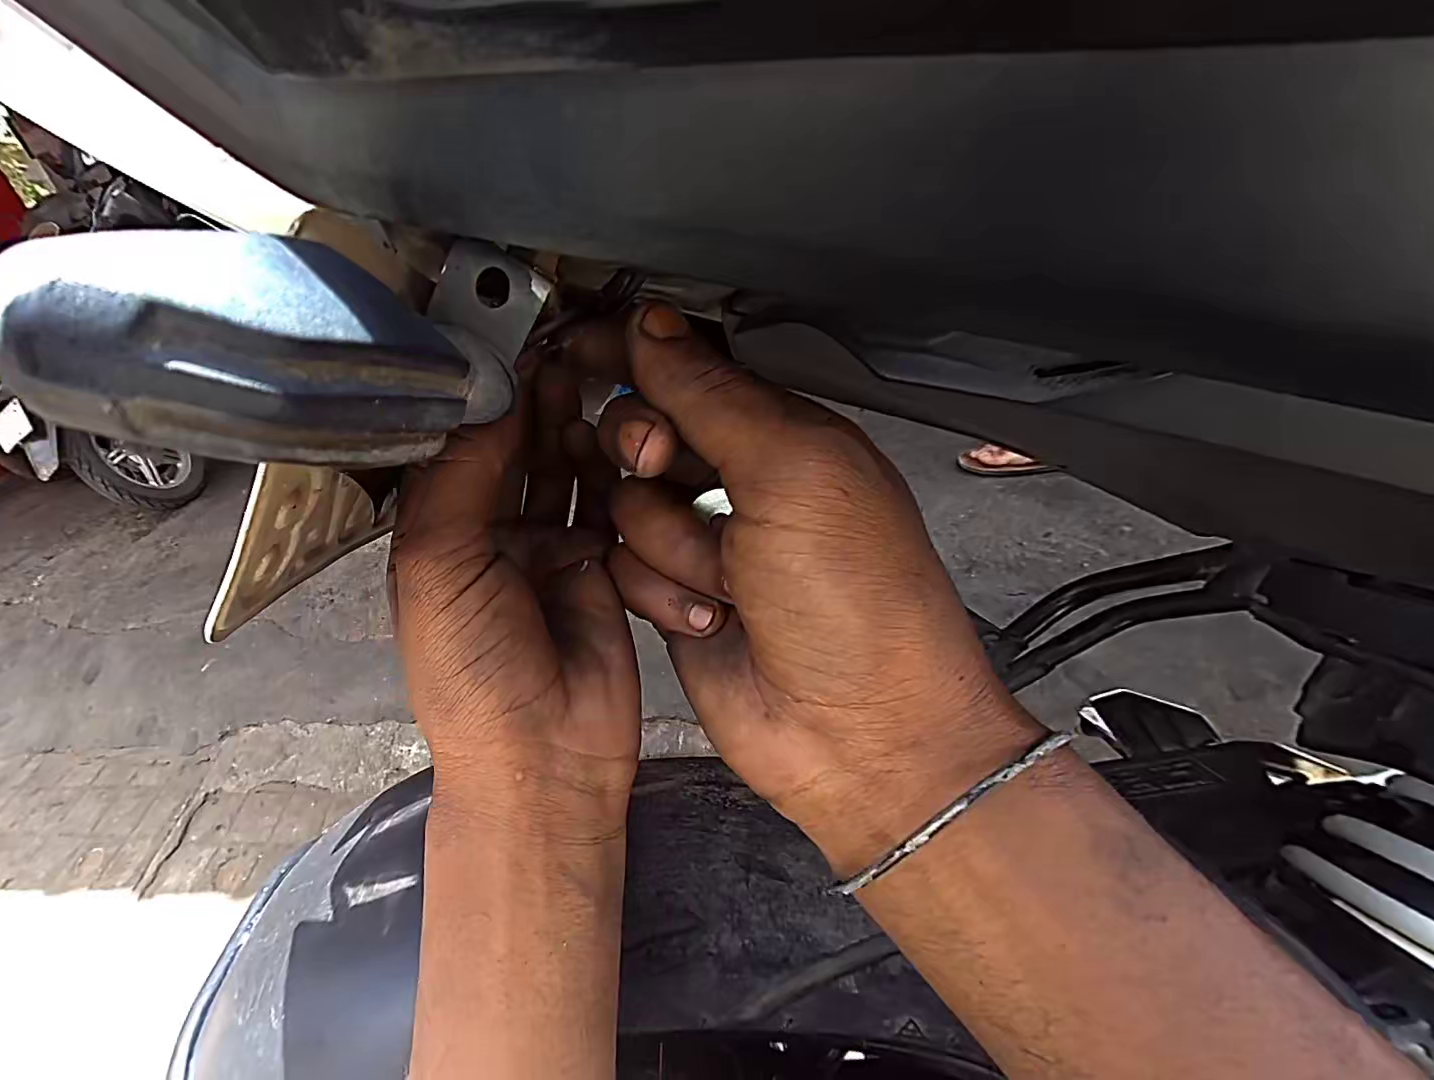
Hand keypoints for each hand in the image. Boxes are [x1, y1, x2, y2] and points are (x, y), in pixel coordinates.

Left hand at [390, 357, 640, 831]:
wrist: (545, 756)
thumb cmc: (474, 679)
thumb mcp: (437, 569)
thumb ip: (458, 478)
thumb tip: (488, 402)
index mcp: (439, 539)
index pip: (459, 452)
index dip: (483, 405)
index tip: (507, 356)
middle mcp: (490, 540)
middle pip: (513, 454)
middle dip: (530, 408)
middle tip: (553, 359)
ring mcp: (545, 552)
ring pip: (559, 474)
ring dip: (568, 432)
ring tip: (579, 388)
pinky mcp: (596, 567)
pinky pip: (602, 506)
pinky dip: (606, 474)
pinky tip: (608, 442)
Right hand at [567, 305, 1042, 865]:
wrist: (854, 732)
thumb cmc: (853, 598)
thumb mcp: (793, 473)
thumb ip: (712, 394)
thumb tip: (651, 325)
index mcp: (774, 430)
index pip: (684, 367)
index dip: (630, 353)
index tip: (578, 343)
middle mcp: (729, 477)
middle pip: (635, 430)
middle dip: (641, 447)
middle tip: (661, 461)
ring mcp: (694, 538)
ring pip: (621, 503)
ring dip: (667, 543)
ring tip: (727, 583)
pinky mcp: (665, 591)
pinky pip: (619, 562)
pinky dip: (658, 589)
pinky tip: (711, 618)